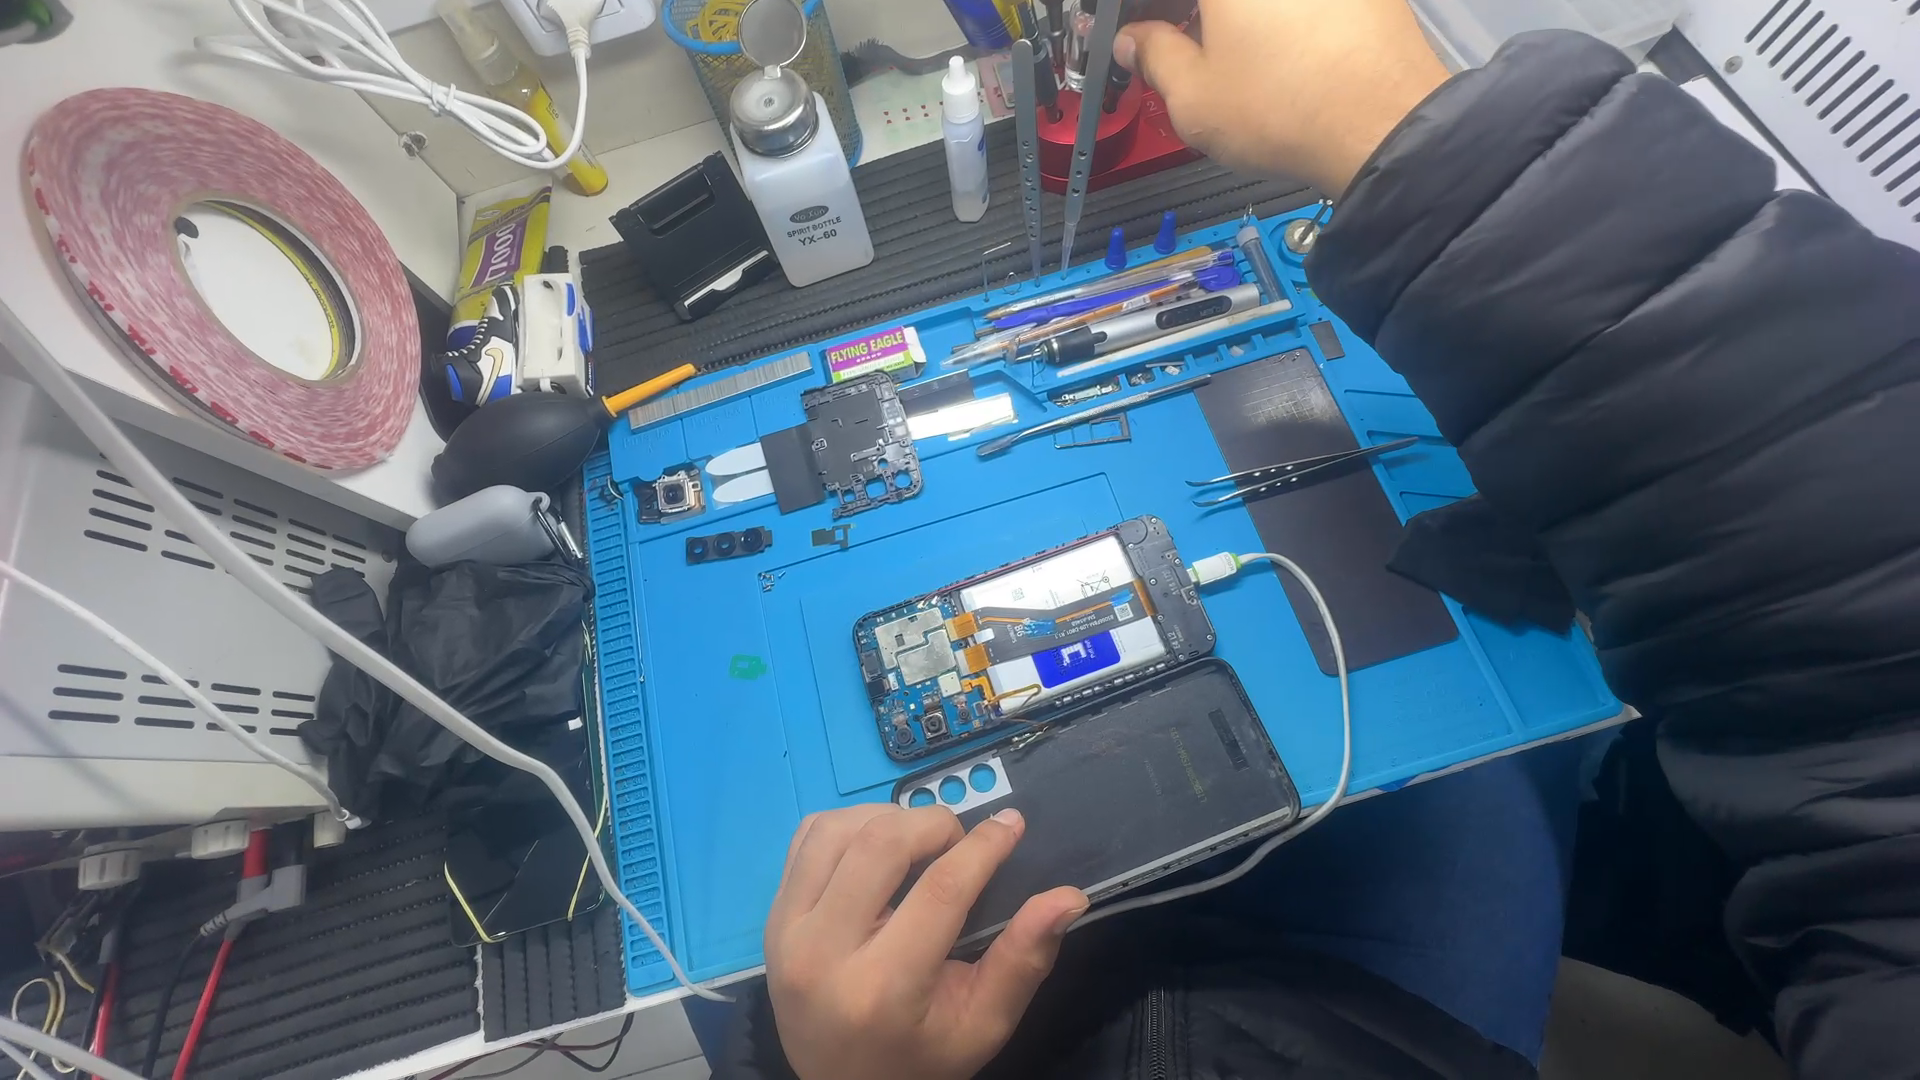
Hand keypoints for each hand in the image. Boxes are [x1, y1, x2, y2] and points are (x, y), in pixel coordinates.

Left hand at [764, 804, 1088, 1079]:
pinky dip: (850, 823)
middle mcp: (822, 952)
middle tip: (960, 841)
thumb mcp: (982, 1023)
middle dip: (935, 824)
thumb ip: (1025, 958)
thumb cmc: (920, 1056)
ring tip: (919, 842)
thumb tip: (1069, 896)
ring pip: (842, 828)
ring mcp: (787, 929)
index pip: (940, 891)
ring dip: (891, 818)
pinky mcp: (771, 913)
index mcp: (881, 990)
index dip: (983, 846)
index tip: (1011, 823)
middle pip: (883, 844)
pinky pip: (809, 834)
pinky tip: (875, 845)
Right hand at [1115, 0, 1449, 194]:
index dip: (1141, 17)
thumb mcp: (1191, 97)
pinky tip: (1268, 50)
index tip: (1132, 37)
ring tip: (1218, 52)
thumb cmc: (1276, 110)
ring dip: (1229, 22)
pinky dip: (1271, 19)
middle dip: (1182, 17)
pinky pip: (1292, 3)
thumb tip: (1133, 39)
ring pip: (1252, 3)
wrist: (1378, 121)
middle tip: (1166, 45)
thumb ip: (1153, 56)